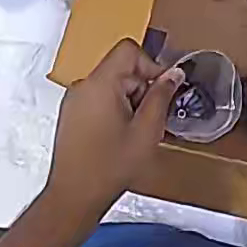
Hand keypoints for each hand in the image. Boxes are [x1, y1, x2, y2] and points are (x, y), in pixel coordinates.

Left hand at [43, 39, 182, 217]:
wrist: (75, 195)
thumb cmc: (110, 166)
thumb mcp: (147, 130)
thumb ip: (162, 96)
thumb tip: (174, 74)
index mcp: (100, 84)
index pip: (129, 51)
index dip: (151, 66)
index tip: (162, 90)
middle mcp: (83, 86)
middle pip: (122, 69)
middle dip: (142, 89)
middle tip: (151, 119)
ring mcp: (75, 101)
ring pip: (113, 85)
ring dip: (131, 102)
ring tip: (136, 132)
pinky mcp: (72, 115)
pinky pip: (101, 99)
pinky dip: (117, 110)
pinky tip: (122, 137)